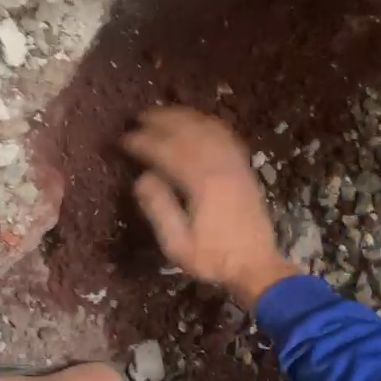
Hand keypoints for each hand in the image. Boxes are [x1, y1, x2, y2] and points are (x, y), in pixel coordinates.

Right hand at [121, 106, 302, 308]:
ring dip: (184, 117)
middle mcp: (220, 167)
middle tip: (138, 117)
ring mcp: (236, 165)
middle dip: (162, 121)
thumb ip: (159, 209)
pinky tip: (198, 123)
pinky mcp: (244, 169)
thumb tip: (142, 178)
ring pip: (208, 129)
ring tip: (163, 113)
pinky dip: (209, 124)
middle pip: (189, 132)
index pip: (167, 152)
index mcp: (202, 184)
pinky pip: (227, 136)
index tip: (124, 139)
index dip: (143, 142)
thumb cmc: (213, 259)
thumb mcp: (178, 245)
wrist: (257, 267)